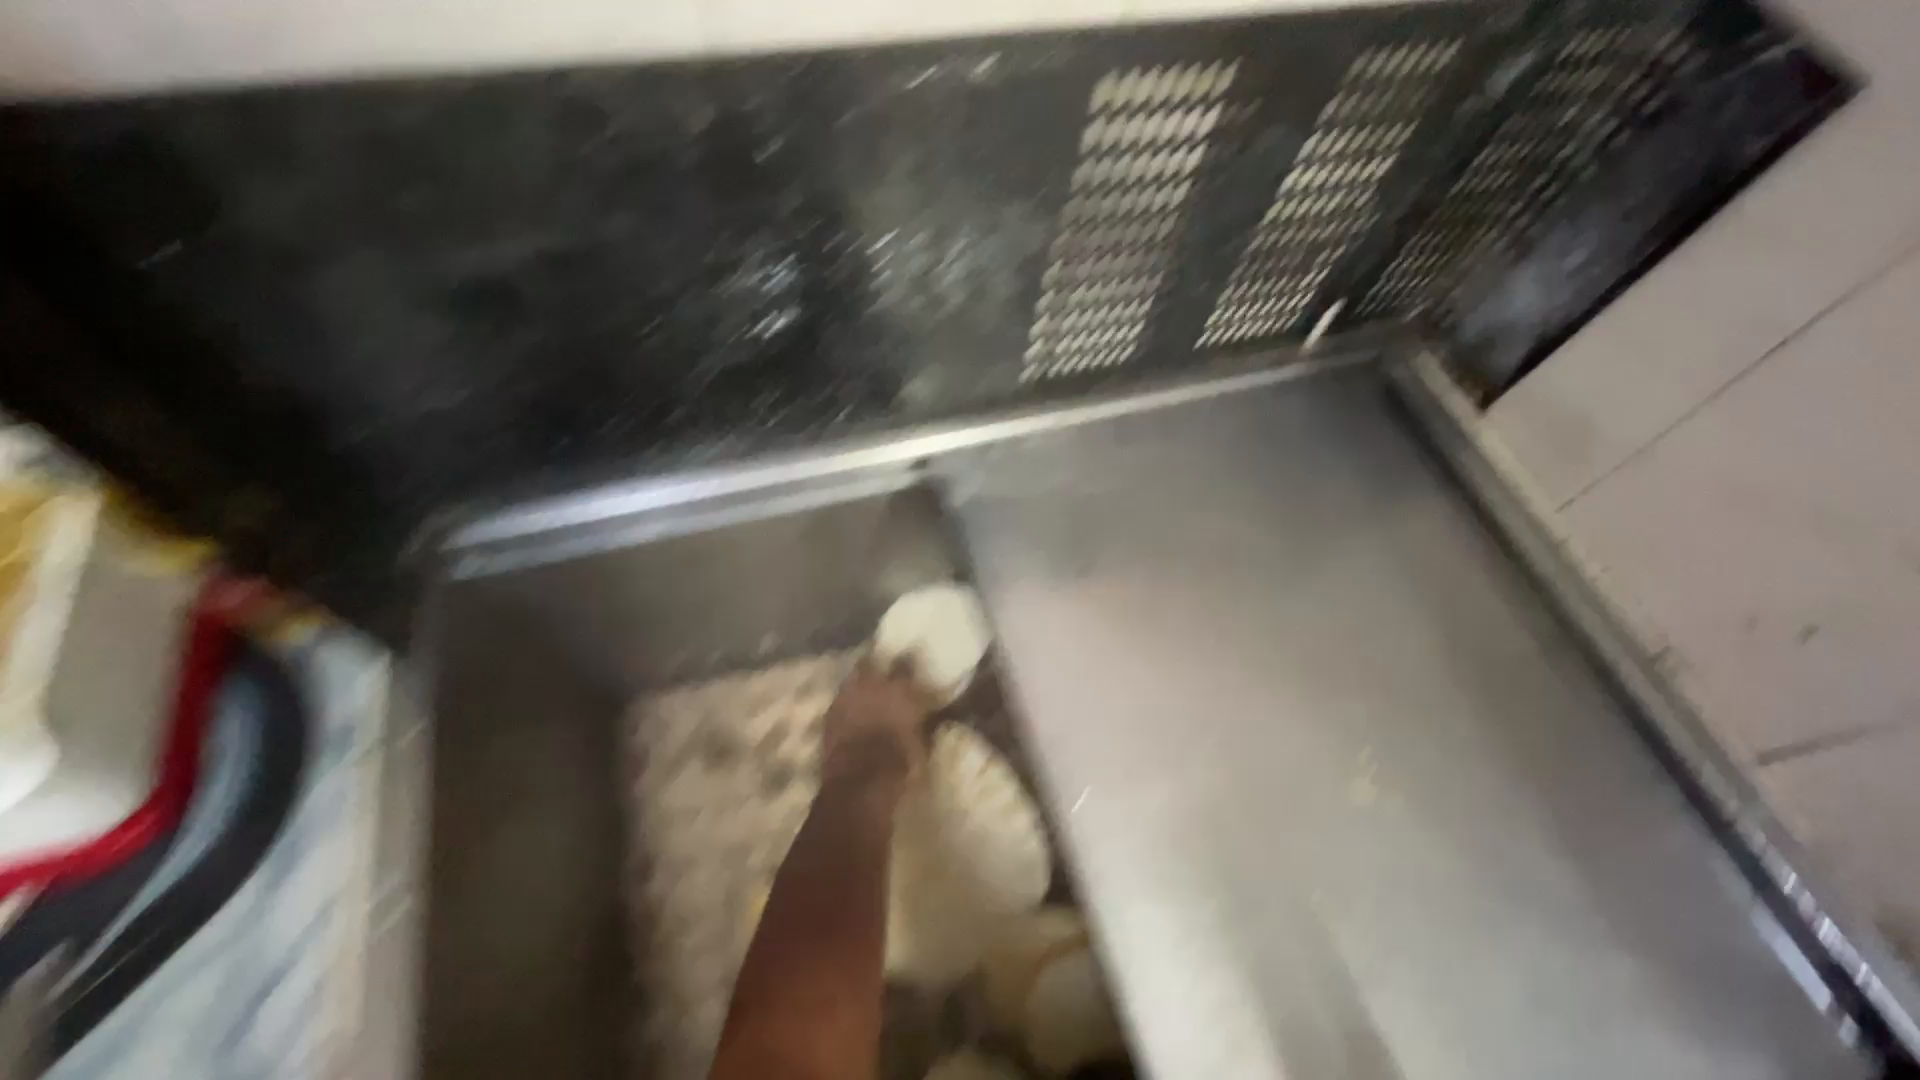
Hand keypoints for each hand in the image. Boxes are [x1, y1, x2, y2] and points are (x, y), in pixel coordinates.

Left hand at [821, 655, 933, 793]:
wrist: (860, 782)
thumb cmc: (900, 765)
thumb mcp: (923, 745)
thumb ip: (926, 724)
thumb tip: (932, 715)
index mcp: (902, 689)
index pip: (907, 663)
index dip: (909, 663)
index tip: (912, 666)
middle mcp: (873, 684)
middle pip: (872, 661)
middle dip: (878, 664)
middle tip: (884, 671)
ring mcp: (848, 696)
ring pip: (853, 677)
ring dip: (859, 680)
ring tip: (865, 687)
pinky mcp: (830, 712)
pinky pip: (840, 697)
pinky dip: (847, 701)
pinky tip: (850, 708)